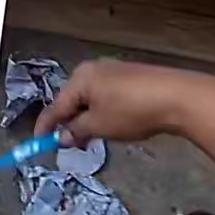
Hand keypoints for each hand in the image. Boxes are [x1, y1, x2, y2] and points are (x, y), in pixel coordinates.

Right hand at [34, 60, 214, 146]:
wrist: (177, 97)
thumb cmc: (131, 111)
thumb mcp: (99, 125)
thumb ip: (77, 131)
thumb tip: (63, 136)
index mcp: (81, 78)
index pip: (55, 106)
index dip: (45, 126)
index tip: (37, 143)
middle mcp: (94, 69)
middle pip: (73, 100)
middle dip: (69, 122)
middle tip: (70, 145)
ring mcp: (114, 71)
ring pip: (91, 99)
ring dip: (88, 119)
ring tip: (94, 138)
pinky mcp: (131, 78)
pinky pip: (108, 97)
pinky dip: (104, 112)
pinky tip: (114, 125)